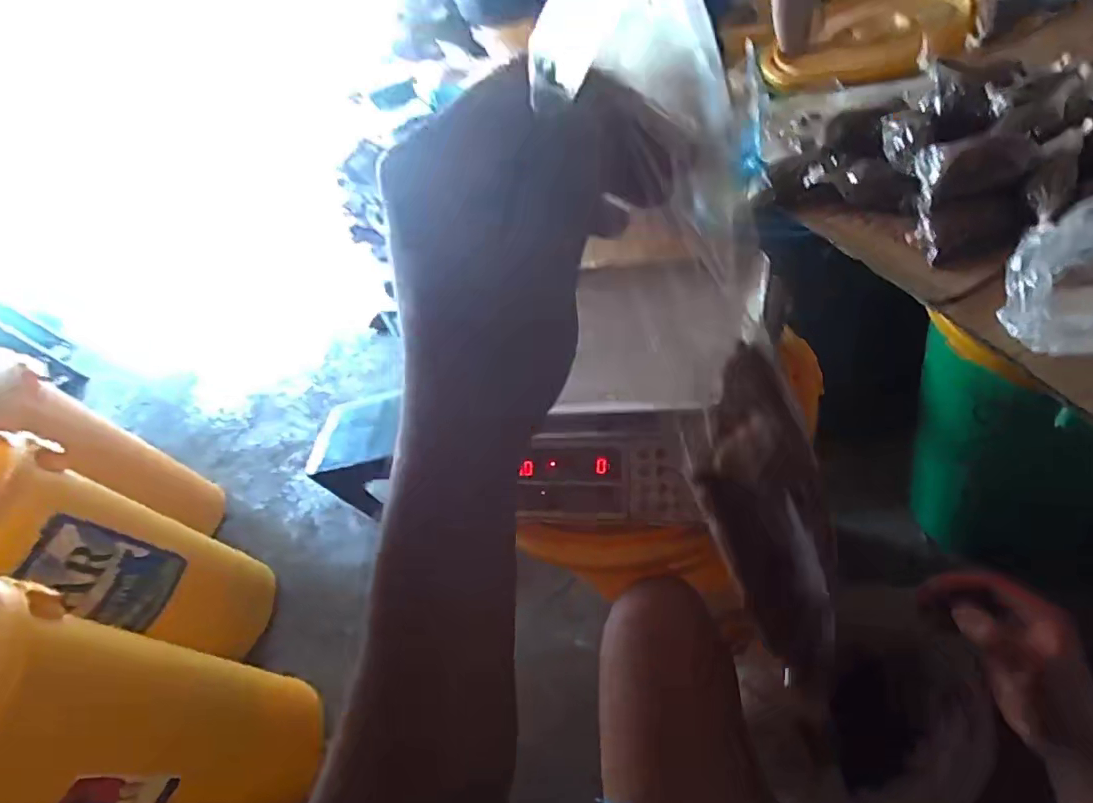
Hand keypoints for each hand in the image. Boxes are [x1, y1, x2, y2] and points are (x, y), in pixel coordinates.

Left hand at [378, 61, 661, 424]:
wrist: (468, 423)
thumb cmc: (504, 350)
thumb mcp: (543, 258)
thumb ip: (565, 176)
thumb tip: (597, 106)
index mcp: (438, 160)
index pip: (521, 90)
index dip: (595, 100)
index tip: (657, 132)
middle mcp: (430, 165)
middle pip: (525, 122)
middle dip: (597, 139)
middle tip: (661, 172)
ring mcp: (445, 202)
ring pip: (529, 160)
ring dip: (590, 172)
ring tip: (644, 204)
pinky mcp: (465, 235)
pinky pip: (521, 196)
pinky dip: (567, 203)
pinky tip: (608, 228)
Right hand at [921, 570, 1092, 776]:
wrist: (1076, 749)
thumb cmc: (1058, 713)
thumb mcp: (1028, 676)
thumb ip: (999, 641)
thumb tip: (960, 610)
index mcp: (1043, 615)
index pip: (996, 584)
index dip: (960, 581)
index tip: (929, 587)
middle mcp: (1032, 620)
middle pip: (987, 593)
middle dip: (953, 590)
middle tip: (920, 597)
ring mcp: (1021, 637)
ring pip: (983, 609)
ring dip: (954, 605)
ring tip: (923, 608)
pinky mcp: (1011, 655)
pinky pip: (982, 630)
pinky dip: (959, 625)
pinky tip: (938, 627)